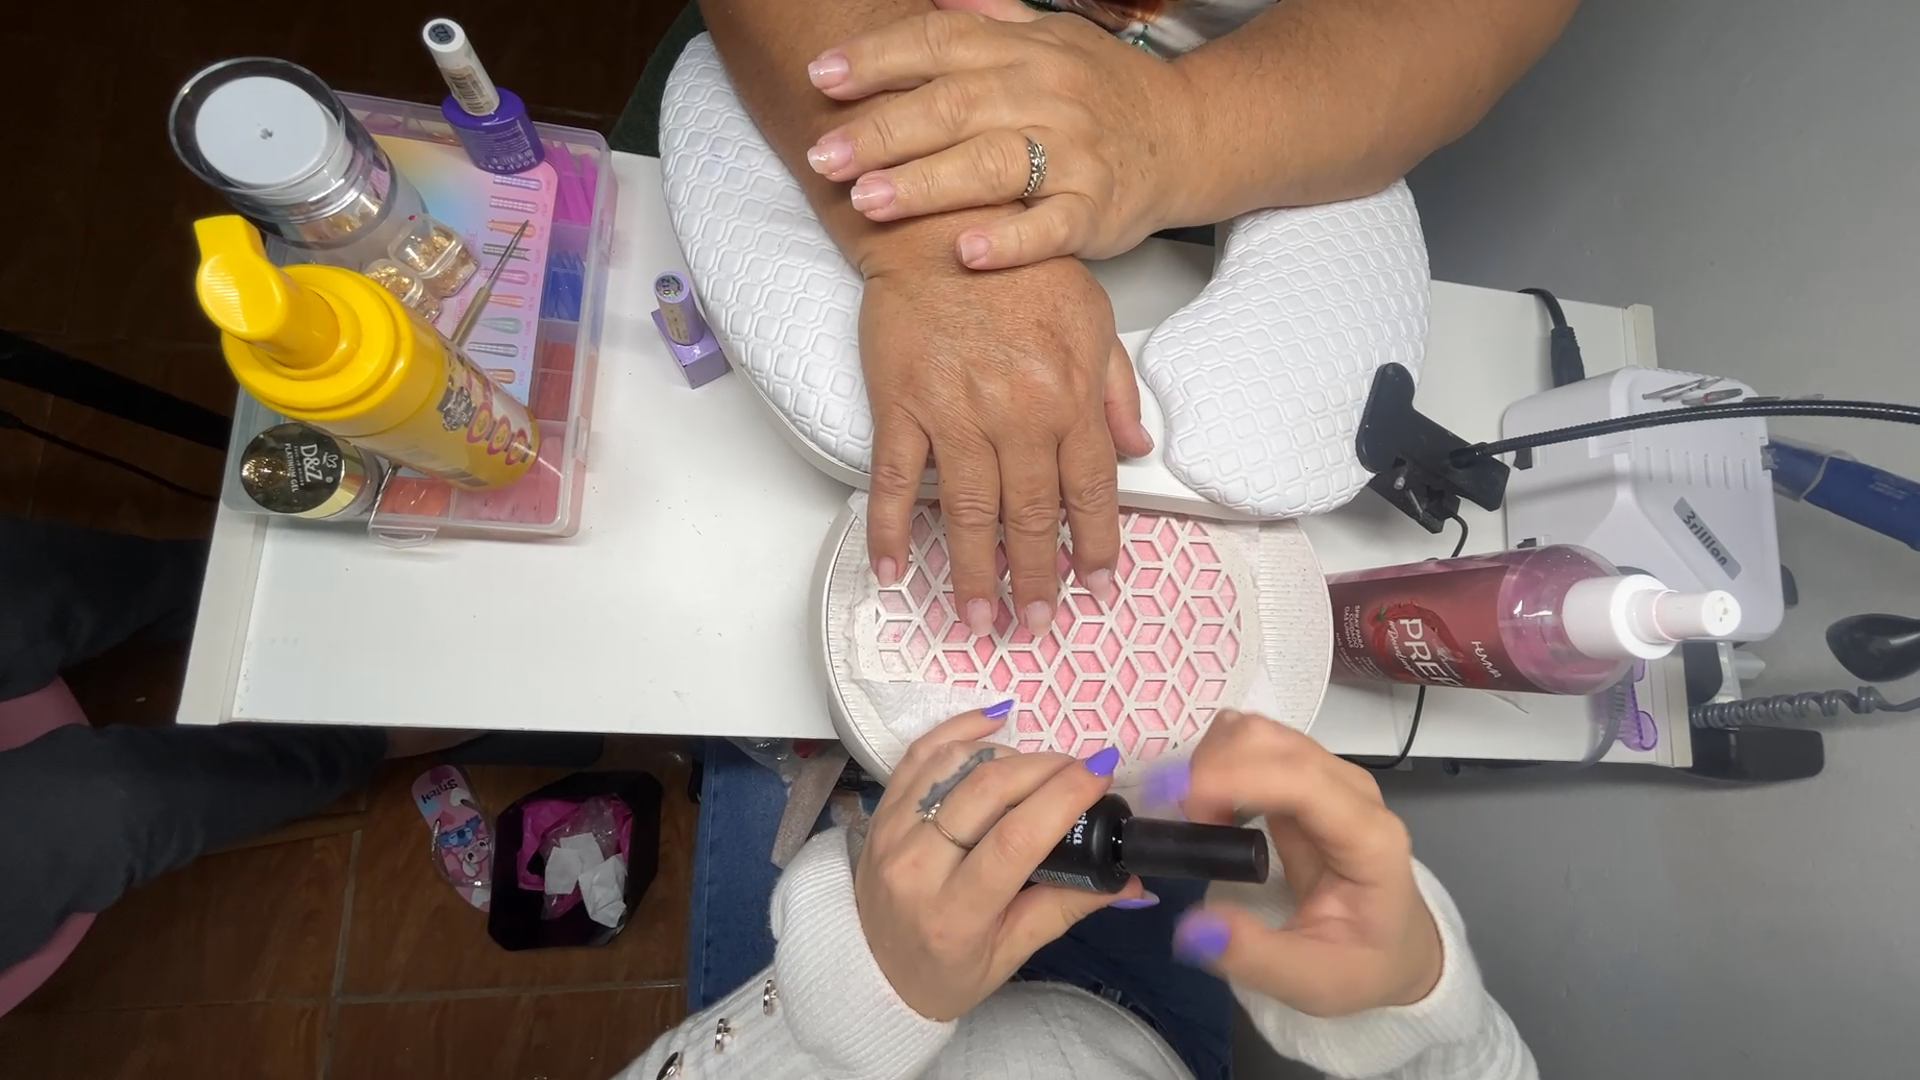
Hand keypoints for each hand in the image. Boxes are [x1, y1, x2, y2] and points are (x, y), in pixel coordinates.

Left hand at [805, 0, 1196, 269]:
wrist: (1184, 137)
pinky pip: (1051, 228)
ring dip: (926, 184)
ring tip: (868, 201)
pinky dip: (1009, 242)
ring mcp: (1074, 154)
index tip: (823, 79)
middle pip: (953, 106)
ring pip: (992, 165)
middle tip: (825, 156)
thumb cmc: (1103, 95)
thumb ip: (992, 19)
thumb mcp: (1051, 40)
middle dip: (882, 131)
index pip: (940, 43)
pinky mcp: (1096, 211)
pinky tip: (965, 253)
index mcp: (1025, 50)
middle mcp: (1046, 94)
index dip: (877, 58)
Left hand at [855, 707, 1143, 1019]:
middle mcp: (916, 864)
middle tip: (1080, 767)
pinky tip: (997, 719)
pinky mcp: (882, 807)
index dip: (1062, 797)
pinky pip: (922, 751)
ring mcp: (891, 829)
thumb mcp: (1010, 955)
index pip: (1014, 840)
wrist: (868, 972)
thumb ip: (1067, 907)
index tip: (1101, 772)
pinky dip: (961, 728)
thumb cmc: (946, 972)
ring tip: (1042, 765)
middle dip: (1045, 767)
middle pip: (987, 790)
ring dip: (1009, 752)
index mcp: (953, 913)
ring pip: (955, 763)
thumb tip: (1131, 877)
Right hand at [860, 240, 1148, 635]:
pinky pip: (893, 482)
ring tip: (979, 619)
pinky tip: (893, 573)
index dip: (1098, 546)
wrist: (942, 222)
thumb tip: (1137, 453)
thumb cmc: (1021, 268)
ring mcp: (954, 416)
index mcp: (1069, 396)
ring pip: (967, 514)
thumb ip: (1117, 390)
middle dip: (1037, 579)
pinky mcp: (901, 408)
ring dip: (973, 575)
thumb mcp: (1094, 318)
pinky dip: (890, 532)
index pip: (1091, 491)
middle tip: (1035, 623)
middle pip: (1031, 517)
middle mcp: (1016, 416)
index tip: (1098, 586)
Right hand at [1165, 711, 1443, 1016]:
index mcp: (1369, 839)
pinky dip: (1217, 756)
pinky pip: (1251, 739)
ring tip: (1201, 815)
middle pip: (1271, 742)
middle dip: (1212, 768)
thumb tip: (1192, 926)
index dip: (1238, 777)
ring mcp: (1326, 771)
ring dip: (1211, 760)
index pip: (1303, 782)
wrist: (1392, 944)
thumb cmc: (1358, 961)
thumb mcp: (1310, 982)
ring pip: (1256, 731)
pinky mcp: (1301, 767)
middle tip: (1189, 824)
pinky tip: (1212, 798)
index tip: (1185, 802)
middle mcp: (1351, 790)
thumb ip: (1252, 955)